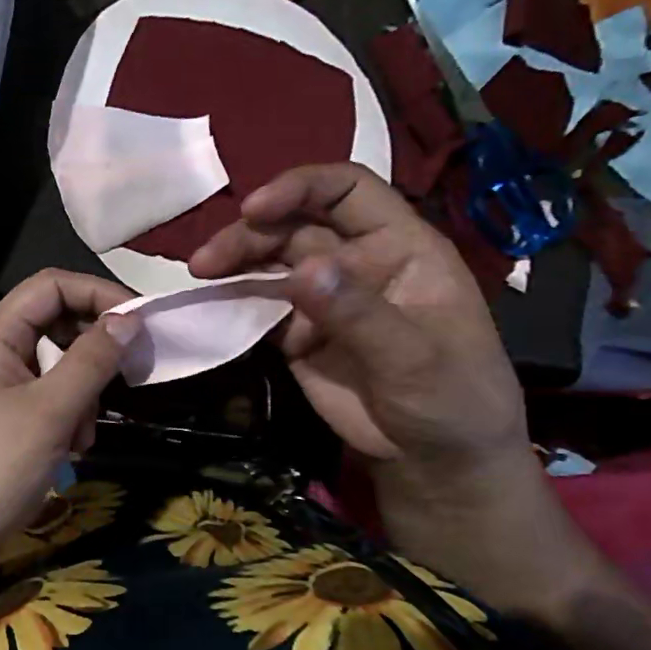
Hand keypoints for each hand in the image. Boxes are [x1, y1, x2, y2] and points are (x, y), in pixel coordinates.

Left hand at [0, 270, 137, 564]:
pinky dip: (73, 412)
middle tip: (127, 376)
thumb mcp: (53, 410)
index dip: (98, 293)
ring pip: (64, 360)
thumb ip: (93, 359)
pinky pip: (56, 390)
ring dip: (85, 392)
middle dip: (94, 352)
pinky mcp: (13, 405)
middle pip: (60, 320)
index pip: (52, 285)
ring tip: (82, 433)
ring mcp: (4, 377)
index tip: (140, 319)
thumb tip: (130, 318)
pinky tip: (72, 446)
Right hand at [189, 163, 528, 480]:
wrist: (434, 461)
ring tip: (199, 275)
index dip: (300, 188)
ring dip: (234, 264)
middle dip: (250, 235)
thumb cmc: (451, 399)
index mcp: (398, 247)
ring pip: (270, 263)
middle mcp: (355, 261)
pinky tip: (208, 307)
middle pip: (294, 226)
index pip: (348, 191)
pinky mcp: (298, 333)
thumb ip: (358, 313)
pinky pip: (259, 307)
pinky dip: (232, 303)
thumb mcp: (414, 357)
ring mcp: (323, 298)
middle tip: (207, 260)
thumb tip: (302, 268)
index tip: (255, 208)